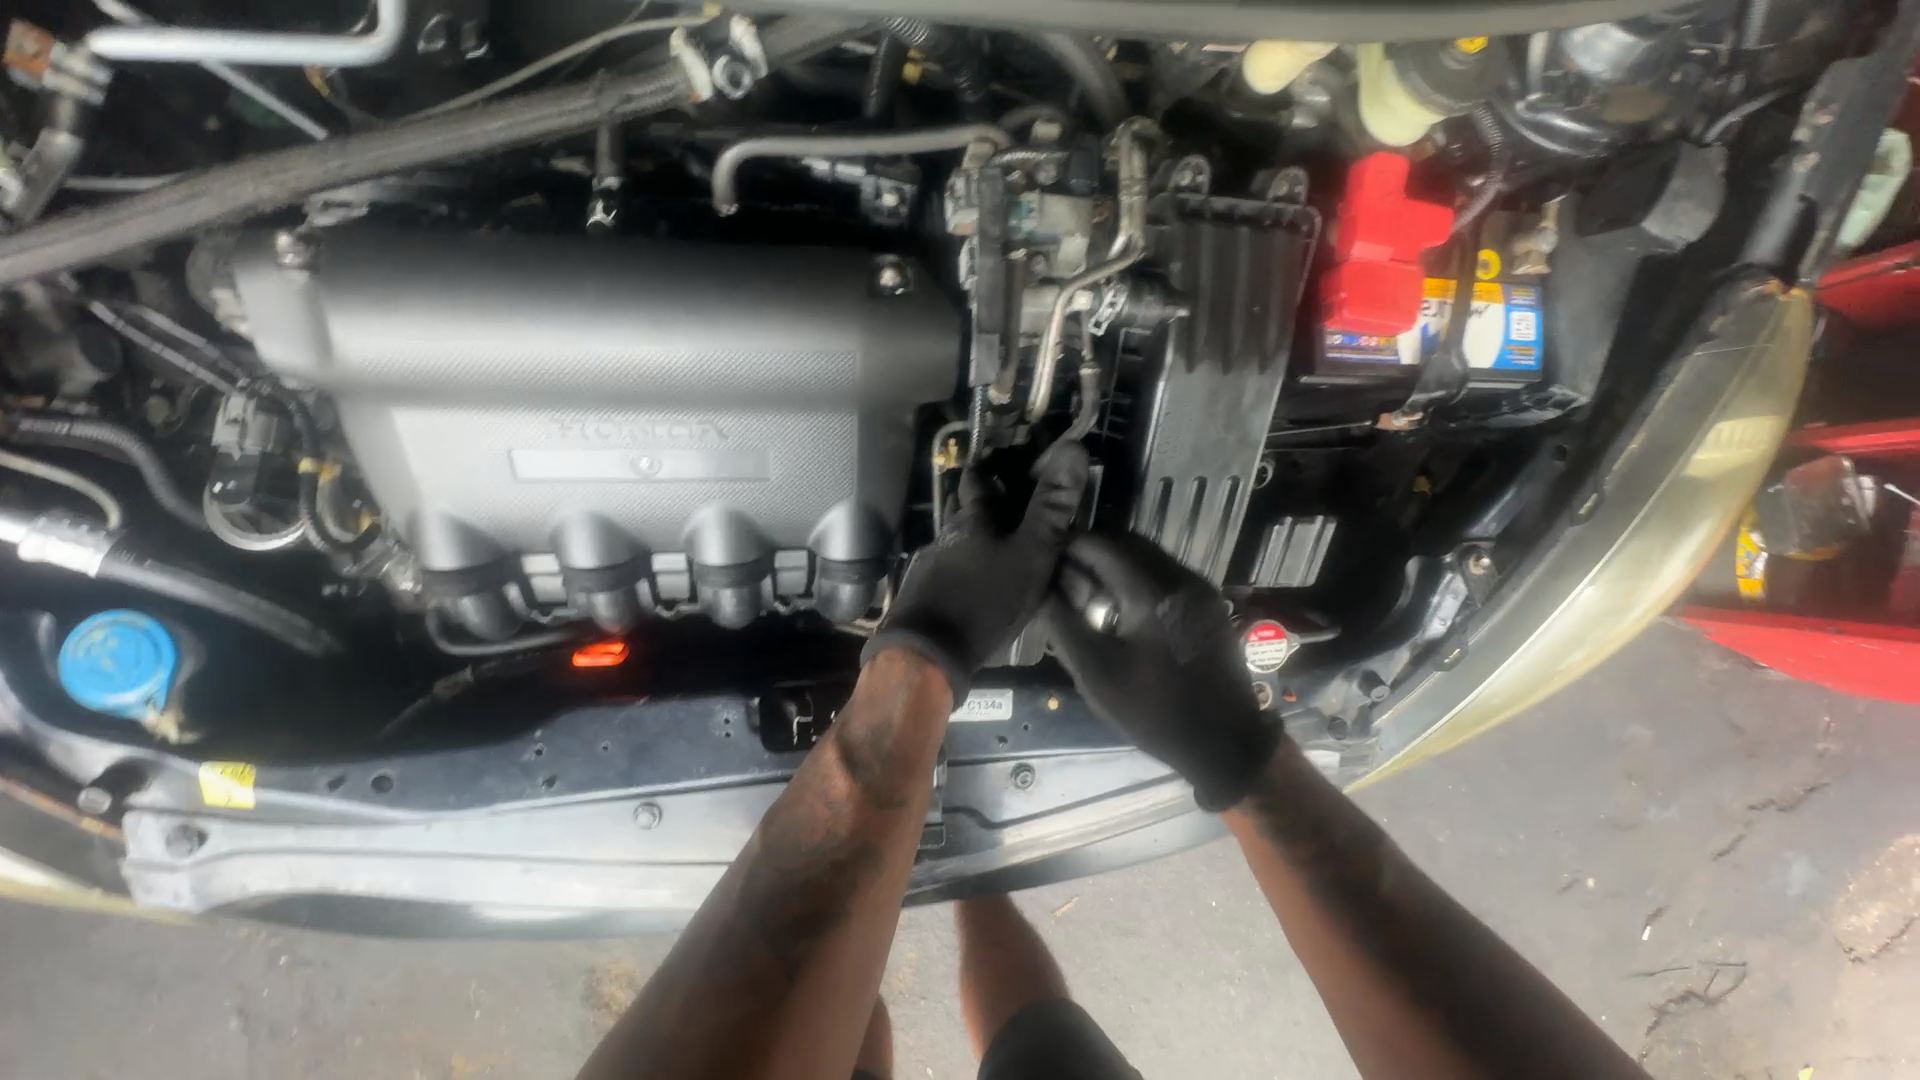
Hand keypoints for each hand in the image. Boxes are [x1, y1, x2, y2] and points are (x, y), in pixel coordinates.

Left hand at [863, 441, 1088, 702]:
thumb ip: (1052, 508)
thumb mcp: (1031, 554)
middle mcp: (947, 534)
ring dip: (974, 536)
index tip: (1004, 464)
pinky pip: (951, 568)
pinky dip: (966, 566)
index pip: (977, 479)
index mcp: (972, 518)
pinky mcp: (927, 593)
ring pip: (956, 539)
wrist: (930, 652)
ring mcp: (933, 565)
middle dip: (983, 504)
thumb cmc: (985, 599)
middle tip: (1009, 505)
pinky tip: (980, 580)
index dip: (990, 468)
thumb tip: (1075, 447)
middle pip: (964, 509)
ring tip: (999, 542)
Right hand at [1041, 532, 1279, 810]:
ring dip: (1114, 566)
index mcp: (1150, 592)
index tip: (1045, 566)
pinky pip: (1163, 574)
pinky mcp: (1208, 602)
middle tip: (1064, 582)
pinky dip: (1136, 579)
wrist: (1225, 742)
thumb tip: (1040, 588)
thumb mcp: (1095, 673)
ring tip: (1089, 597)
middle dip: (1090, 555)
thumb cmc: (1153, 711)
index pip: (1100, 544)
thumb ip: (1062, 624)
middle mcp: (1179, 577)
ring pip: (1146, 556)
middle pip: (1125, 543)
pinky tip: (1121, 610)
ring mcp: (1199, 588)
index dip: (1067, 548)